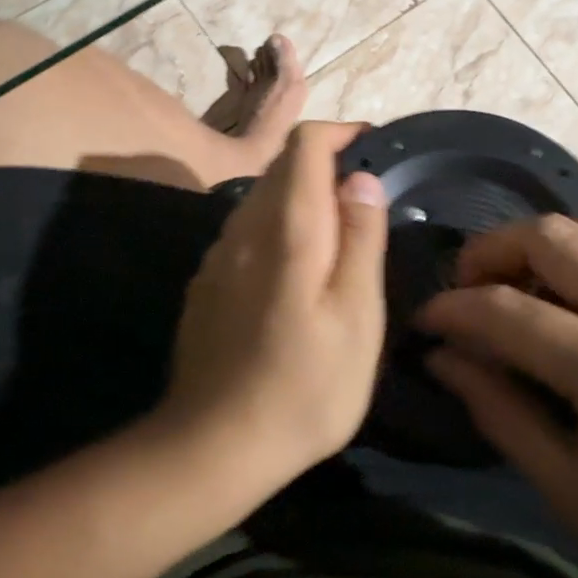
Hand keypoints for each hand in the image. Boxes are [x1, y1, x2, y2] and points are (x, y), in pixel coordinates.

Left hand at [159, 122, 389, 491]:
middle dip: (324, 164)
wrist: (214, 444)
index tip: (373, 147)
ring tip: (337, 238)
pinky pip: (244, 235)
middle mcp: (244, 228)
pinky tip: (294, 276)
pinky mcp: (204, 286)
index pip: (304, 145)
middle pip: (281, 168)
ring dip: (299, 199)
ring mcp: (216, 258)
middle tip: (366, 201)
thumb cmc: (305, 386)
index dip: (340, 133)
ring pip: (261, 201)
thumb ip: (361, 240)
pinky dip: (276, 230)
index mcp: (287, 228)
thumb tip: (361, 179)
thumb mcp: (357, 317)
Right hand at [417, 212, 577, 577]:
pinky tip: (577, 287)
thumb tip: (443, 357)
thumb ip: (499, 410)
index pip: (508, 310)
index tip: (425, 321)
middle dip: (492, 250)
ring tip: (519, 278)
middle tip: (464, 286)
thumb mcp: (570, 492)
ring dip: (547, 238)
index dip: (452, 309)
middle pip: (555, 238)